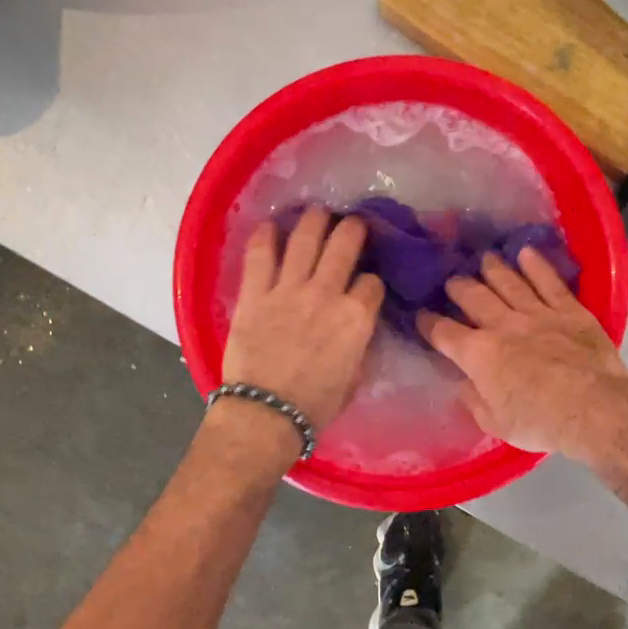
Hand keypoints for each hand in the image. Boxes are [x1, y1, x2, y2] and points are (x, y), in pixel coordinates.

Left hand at [222, 206, 384, 432]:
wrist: (266, 414)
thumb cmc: (314, 406)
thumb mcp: (353, 379)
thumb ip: (359, 347)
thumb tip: (357, 330)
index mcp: (356, 318)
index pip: (372, 282)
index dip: (372, 280)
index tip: (366, 284)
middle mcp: (326, 294)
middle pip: (345, 244)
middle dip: (352, 229)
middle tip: (351, 225)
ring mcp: (288, 289)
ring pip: (306, 237)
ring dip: (315, 220)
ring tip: (318, 214)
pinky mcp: (255, 293)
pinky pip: (261, 254)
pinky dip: (267, 235)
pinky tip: (272, 225)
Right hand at [417, 248, 627, 460]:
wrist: (593, 409)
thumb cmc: (539, 422)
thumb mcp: (495, 423)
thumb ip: (475, 400)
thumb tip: (465, 383)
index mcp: (478, 355)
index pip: (444, 333)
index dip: (428, 323)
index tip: (421, 316)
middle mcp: (502, 325)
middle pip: (474, 297)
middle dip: (459, 287)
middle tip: (453, 281)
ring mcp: (538, 314)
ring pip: (510, 283)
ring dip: (494, 269)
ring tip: (485, 259)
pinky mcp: (570, 311)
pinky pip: (550, 282)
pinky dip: (537, 266)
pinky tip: (527, 253)